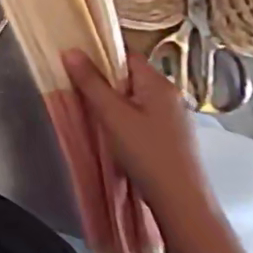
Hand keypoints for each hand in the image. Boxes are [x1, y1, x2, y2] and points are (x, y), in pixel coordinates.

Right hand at [63, 50, 210, 214]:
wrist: (182, 201)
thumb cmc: (146, 152)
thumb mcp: (111, 114)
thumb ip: (90, 82)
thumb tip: (71, 50)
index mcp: (158, 82)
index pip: (126, 54)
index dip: (101, 54)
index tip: (78, 63)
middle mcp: (171, 94)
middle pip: (131, 75)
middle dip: (105, 80)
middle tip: (80, 90)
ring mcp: (176, 116)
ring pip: (137, 97)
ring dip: (116, 101)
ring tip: (95, 112)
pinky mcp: (175, 136)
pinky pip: (145, 115)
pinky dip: (128, 117)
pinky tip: (116, 133)